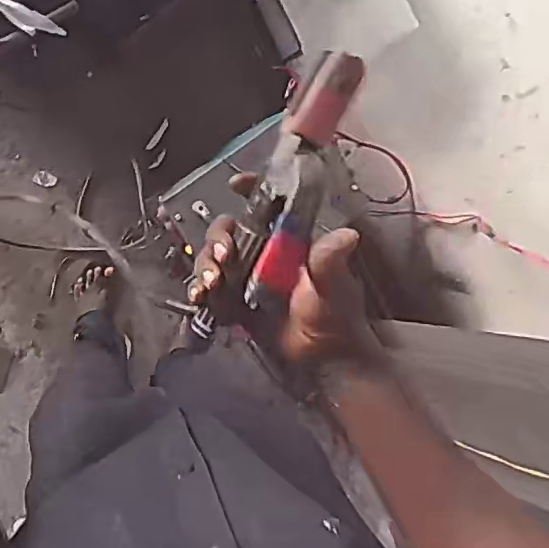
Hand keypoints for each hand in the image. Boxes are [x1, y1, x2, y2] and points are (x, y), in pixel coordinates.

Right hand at [188, 176, 383, 380]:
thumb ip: (331, 262)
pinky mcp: (232, 300)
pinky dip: (200, 288)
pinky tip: (201, 296)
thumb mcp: (334, 287)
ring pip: (213, 257)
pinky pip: (209, 287)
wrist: (324, 362)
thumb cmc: (335, 318)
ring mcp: (245, 276)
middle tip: (224, 256)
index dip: (250, 189)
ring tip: (211, 282)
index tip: (235, 185)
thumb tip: (348, 235)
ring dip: (206, 263)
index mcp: (287, 240)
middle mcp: (262, 252)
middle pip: (229, 230)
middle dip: (219, 238)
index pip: (266, 205)